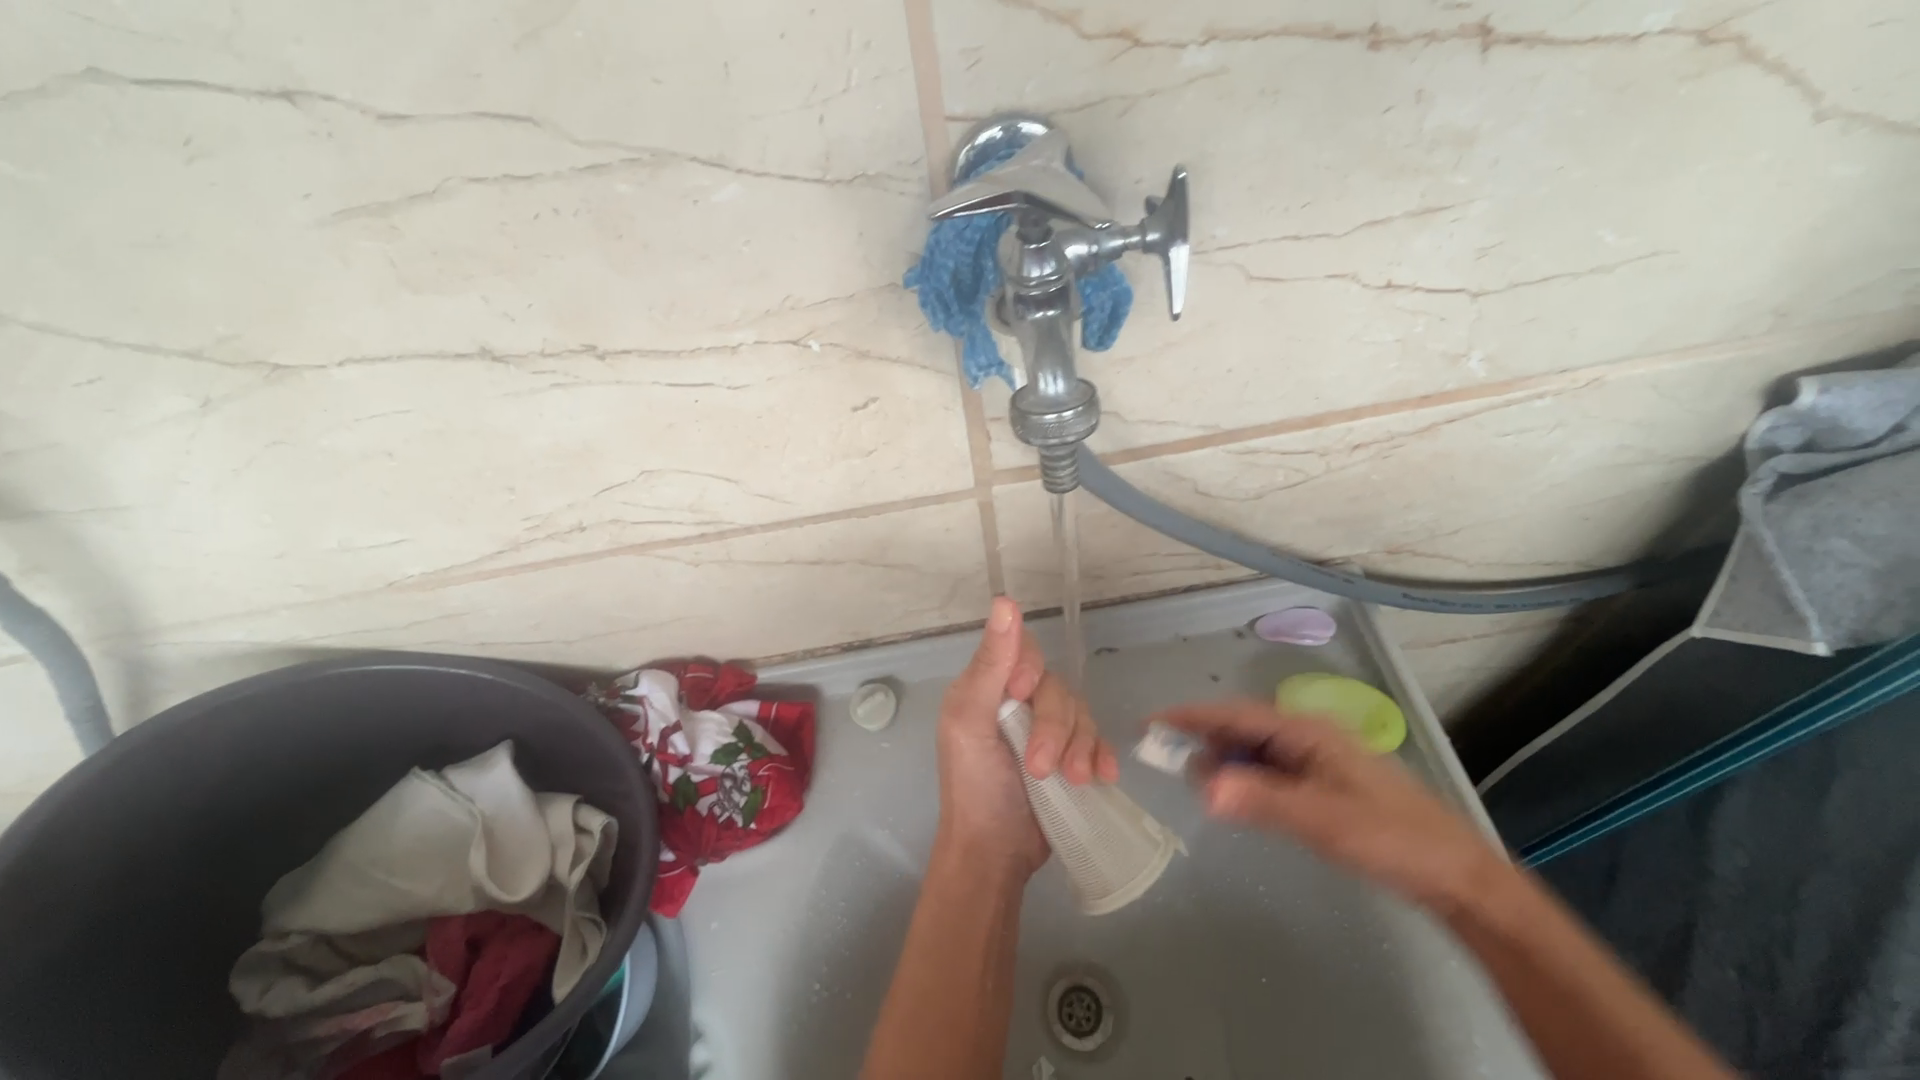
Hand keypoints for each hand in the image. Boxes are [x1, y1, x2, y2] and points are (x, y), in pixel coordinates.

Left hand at [936, 597, 1116, 878]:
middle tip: (1041, 767)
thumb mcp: (970, 720)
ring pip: (1081, 714)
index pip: (1024, 653)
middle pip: (1057, 688)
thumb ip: (990, 664)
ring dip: (1080, 747)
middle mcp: (1018, 704)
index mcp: (988, 688)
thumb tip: (1005, 601)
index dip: (1030, 670)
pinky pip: (1098, 741)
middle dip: (1054, 727)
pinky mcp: (1071, 759)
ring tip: (1071, 781)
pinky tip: (1102, 777)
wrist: (995, 853)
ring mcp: (1047, 733)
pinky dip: (1103, 756)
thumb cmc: (973, 785)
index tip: (1020, 696)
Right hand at [1159, 700, 1504, 913]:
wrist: (1455, 874)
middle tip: (1167, 758)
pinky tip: (1238, 796)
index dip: (1193, 716)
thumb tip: (1202, 784)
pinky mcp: (1327, 785)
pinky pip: (1272, 770)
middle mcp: (1312, 738)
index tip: (1152, 722)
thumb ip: (1262, 801)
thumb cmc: (1392, 839)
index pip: (1238, 715)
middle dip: (1204, 737)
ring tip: (1196, 780)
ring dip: (1225, 760)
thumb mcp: (1323, 821)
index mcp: (1309, 734)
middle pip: (1245, 727)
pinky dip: (1246, 778)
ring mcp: (1321, 761)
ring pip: (1258, 750)